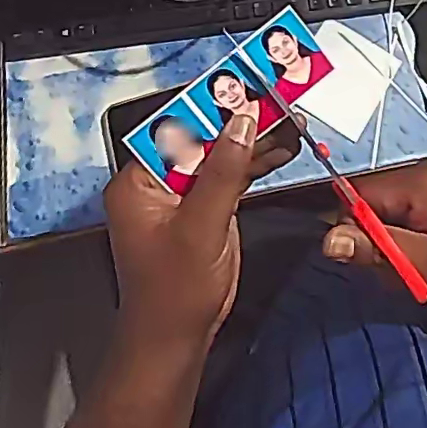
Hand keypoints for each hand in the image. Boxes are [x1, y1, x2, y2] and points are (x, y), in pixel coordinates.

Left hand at [104, 113, 300, 347]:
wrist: (177, 341)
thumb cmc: (173, 295)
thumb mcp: (201, 227)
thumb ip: (222, 171)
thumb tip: (240, 123)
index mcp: (139, 180)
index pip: (176, 128)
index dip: (211, 104)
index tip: (241, 85)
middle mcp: (156, 181)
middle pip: (201, 137)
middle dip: (238, 119)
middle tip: (272, 96)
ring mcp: (181, 194)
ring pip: (219, 154)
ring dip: (253, 139)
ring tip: (287, 118)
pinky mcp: (202, 207)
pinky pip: (228, 175)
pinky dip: (253, 163)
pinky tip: (279, 147)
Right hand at [322, 160, 426, 319]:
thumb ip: (378, 249)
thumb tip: (327, 239)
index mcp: (415, 181)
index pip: (352, 194)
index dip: (352, 229)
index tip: (372, 261)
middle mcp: (418, 173)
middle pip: (365, 202)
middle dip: (374, 240)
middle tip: (404, 271)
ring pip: (380, 212)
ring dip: (390, 245)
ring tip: (419, 269)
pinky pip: (399, 215)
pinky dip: (404, 242)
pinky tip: (426, 262)